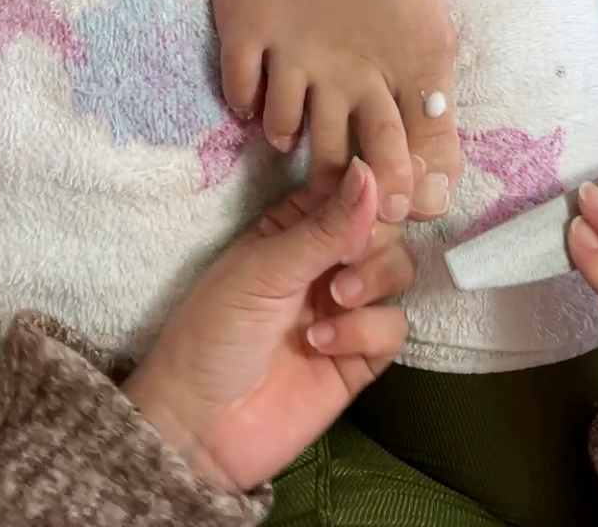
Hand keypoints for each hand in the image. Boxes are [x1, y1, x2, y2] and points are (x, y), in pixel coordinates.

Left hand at [123, 159, 414, 491]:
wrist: (199, 427)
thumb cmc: (216, 329)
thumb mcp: (266, 268)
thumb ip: (325, 226)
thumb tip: (369, 170)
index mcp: (299, 225)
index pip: (352, 187)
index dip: (372, 187)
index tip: (382, 192)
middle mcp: (328, 258)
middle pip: (385, 226)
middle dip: (373, 239)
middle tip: (345, 260)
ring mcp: (347, 305)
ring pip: (397, 270)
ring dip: (372, 280)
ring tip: (335, 299)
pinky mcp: (361, 354)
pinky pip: (393, 326)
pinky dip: (366, 330)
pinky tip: (323, 343)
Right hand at [212, 0, 464, 221]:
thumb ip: (411, 45)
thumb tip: (402, 87)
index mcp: (421, 56)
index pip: (424, 158)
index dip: (411, 189)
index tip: (396, 192)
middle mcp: (362, 69)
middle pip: (358, 165)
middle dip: (352, 184)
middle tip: (338, 177)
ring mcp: (298, 52)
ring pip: (291, 137)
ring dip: (293, 136)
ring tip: (291, 122)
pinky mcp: (244, 25)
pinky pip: (243, 99)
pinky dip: (249, 103)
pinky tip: (254, 86)